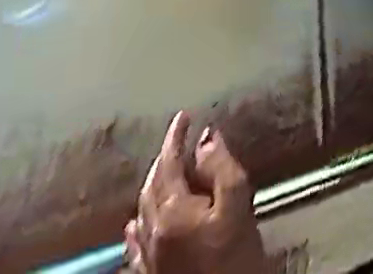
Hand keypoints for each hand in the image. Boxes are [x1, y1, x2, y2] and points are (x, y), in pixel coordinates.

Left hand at [125, 112, 270, 273]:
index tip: (184, 115)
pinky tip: (135, 224)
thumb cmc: (233, 256)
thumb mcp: (237, 206)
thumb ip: (221, 168)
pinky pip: (137, 244)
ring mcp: (149, 256)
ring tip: (166, 168)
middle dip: (165, 159)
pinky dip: (138, 224)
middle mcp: (152, 231)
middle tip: (179, 138)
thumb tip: (206, 137)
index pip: (170, 163)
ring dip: (154, 184)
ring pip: (143, 211)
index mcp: (172, 210)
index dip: (176, 137)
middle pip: (152, 186)